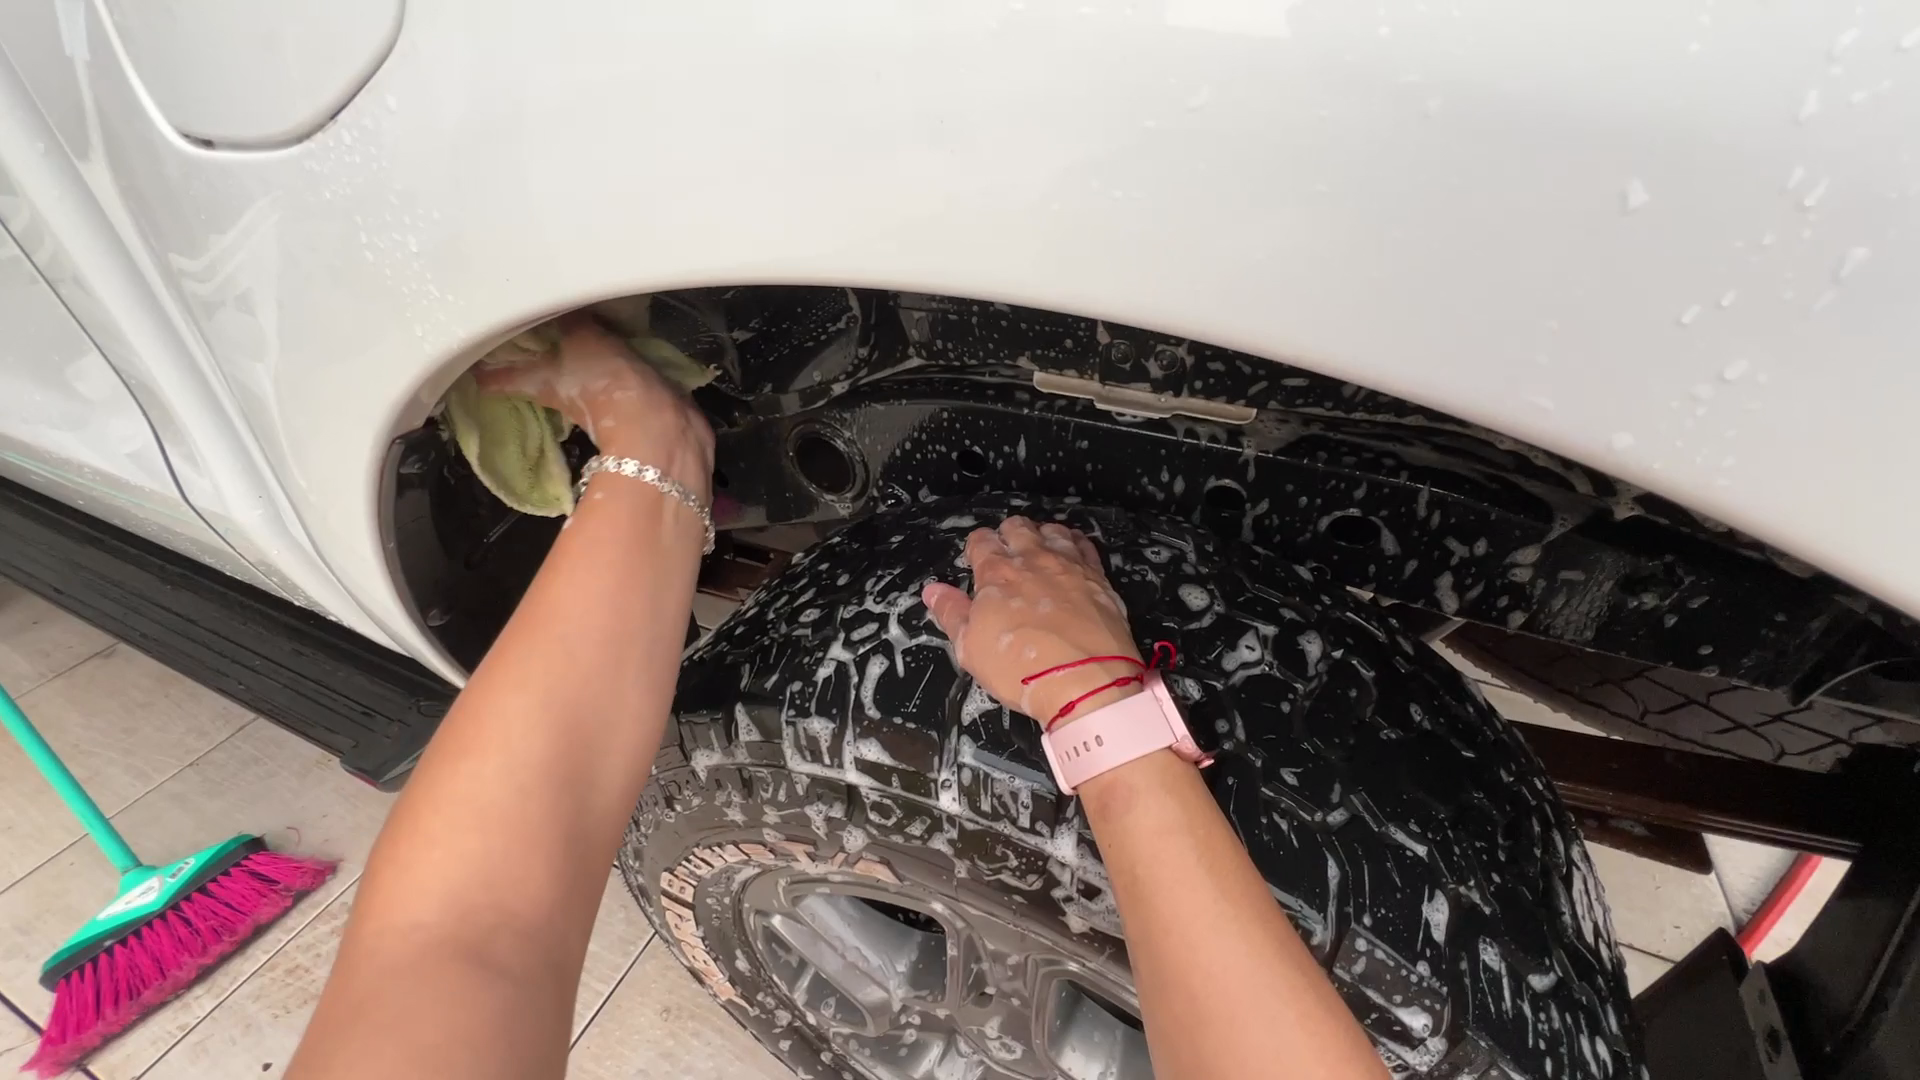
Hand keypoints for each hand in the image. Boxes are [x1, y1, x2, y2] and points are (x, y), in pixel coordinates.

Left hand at [475, 314, 714, 495]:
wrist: (659, 427)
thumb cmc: (607, 386)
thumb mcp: (582, 339)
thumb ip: (571, 318)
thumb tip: (562, 295)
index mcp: (537, 382)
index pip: (496, 380)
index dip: (482, 368)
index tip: (470, 354)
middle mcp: (560, 393)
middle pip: (534, 375)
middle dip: (530, 354)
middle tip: (527, 324)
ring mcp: (594, 398)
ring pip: (573, 372)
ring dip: (574, 353)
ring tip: (576, 321)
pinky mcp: (628, 398)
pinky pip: (610, 372)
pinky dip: (612, 357)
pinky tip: (618, 338)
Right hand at [922, 517, 1143, 727]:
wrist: (1084, 679)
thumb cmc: (1018, 667)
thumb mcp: (970, 647)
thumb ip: (951, 613)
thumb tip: (932, 590)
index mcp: (996, 572)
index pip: (981, 541)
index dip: (976, 547)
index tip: (976, 561)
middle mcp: (1032, 558)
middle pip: (1017, 527)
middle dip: (1008, 535)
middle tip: (1007, 555)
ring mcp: (1068, 564)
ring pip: (1052, 531)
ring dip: (1041, 536)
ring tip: (1039, 553)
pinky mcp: (1098, 576)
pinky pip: (1084, 545)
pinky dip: (1074, 543)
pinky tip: (1072, 554)